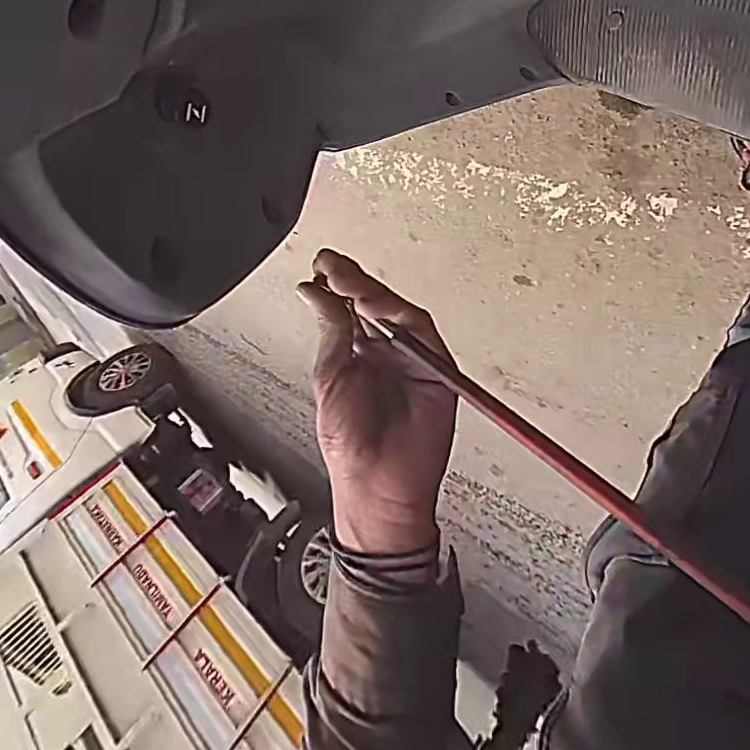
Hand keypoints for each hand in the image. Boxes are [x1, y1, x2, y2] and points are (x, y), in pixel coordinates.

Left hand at [296, 249, 457, 553]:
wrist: (378, 487)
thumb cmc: (352, 446)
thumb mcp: (329, 379)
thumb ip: (331, 331)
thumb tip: (313, 292)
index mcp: (358, 354)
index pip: (349, 308)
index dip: (336, 283)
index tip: (322, 263)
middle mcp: (385, 352)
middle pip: (373, 304)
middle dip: (352, 280)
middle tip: (331, 263)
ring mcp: (411, 358)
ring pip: (397, 311)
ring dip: (371, 291)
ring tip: (345, 279)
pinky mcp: (435, 368)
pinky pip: (420, 331)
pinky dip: (398, 313)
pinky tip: (371, 302)